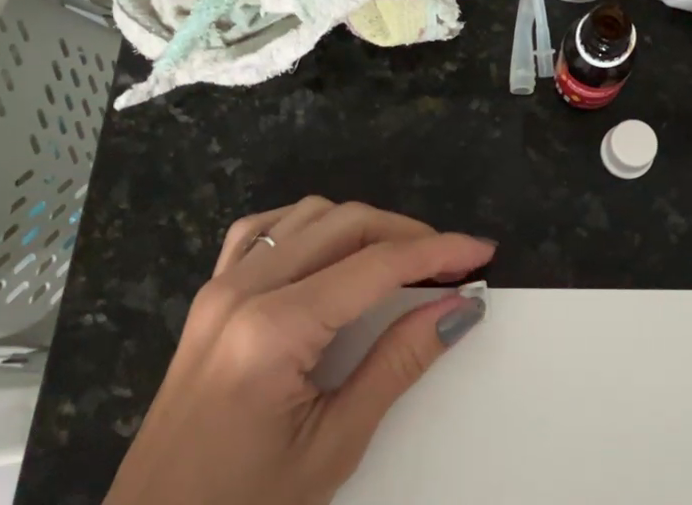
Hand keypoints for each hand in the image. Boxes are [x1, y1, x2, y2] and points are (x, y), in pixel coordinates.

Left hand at [105, 197, 495, 504]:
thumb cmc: (244, 504)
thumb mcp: (333, 445)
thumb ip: (397, 365)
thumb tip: (458, 309)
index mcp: (275, 330)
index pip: (375, 265)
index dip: (438, 251)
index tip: (482, 251)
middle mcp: (243, 290)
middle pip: (346, 223)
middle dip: (409, 233)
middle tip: (454, 264)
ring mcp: (220, 287)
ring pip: (309, 215)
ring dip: (365, 225)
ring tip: (404, 261)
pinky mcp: (208, 296)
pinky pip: (264, 229)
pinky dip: (311, 225)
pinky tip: (333, 250)